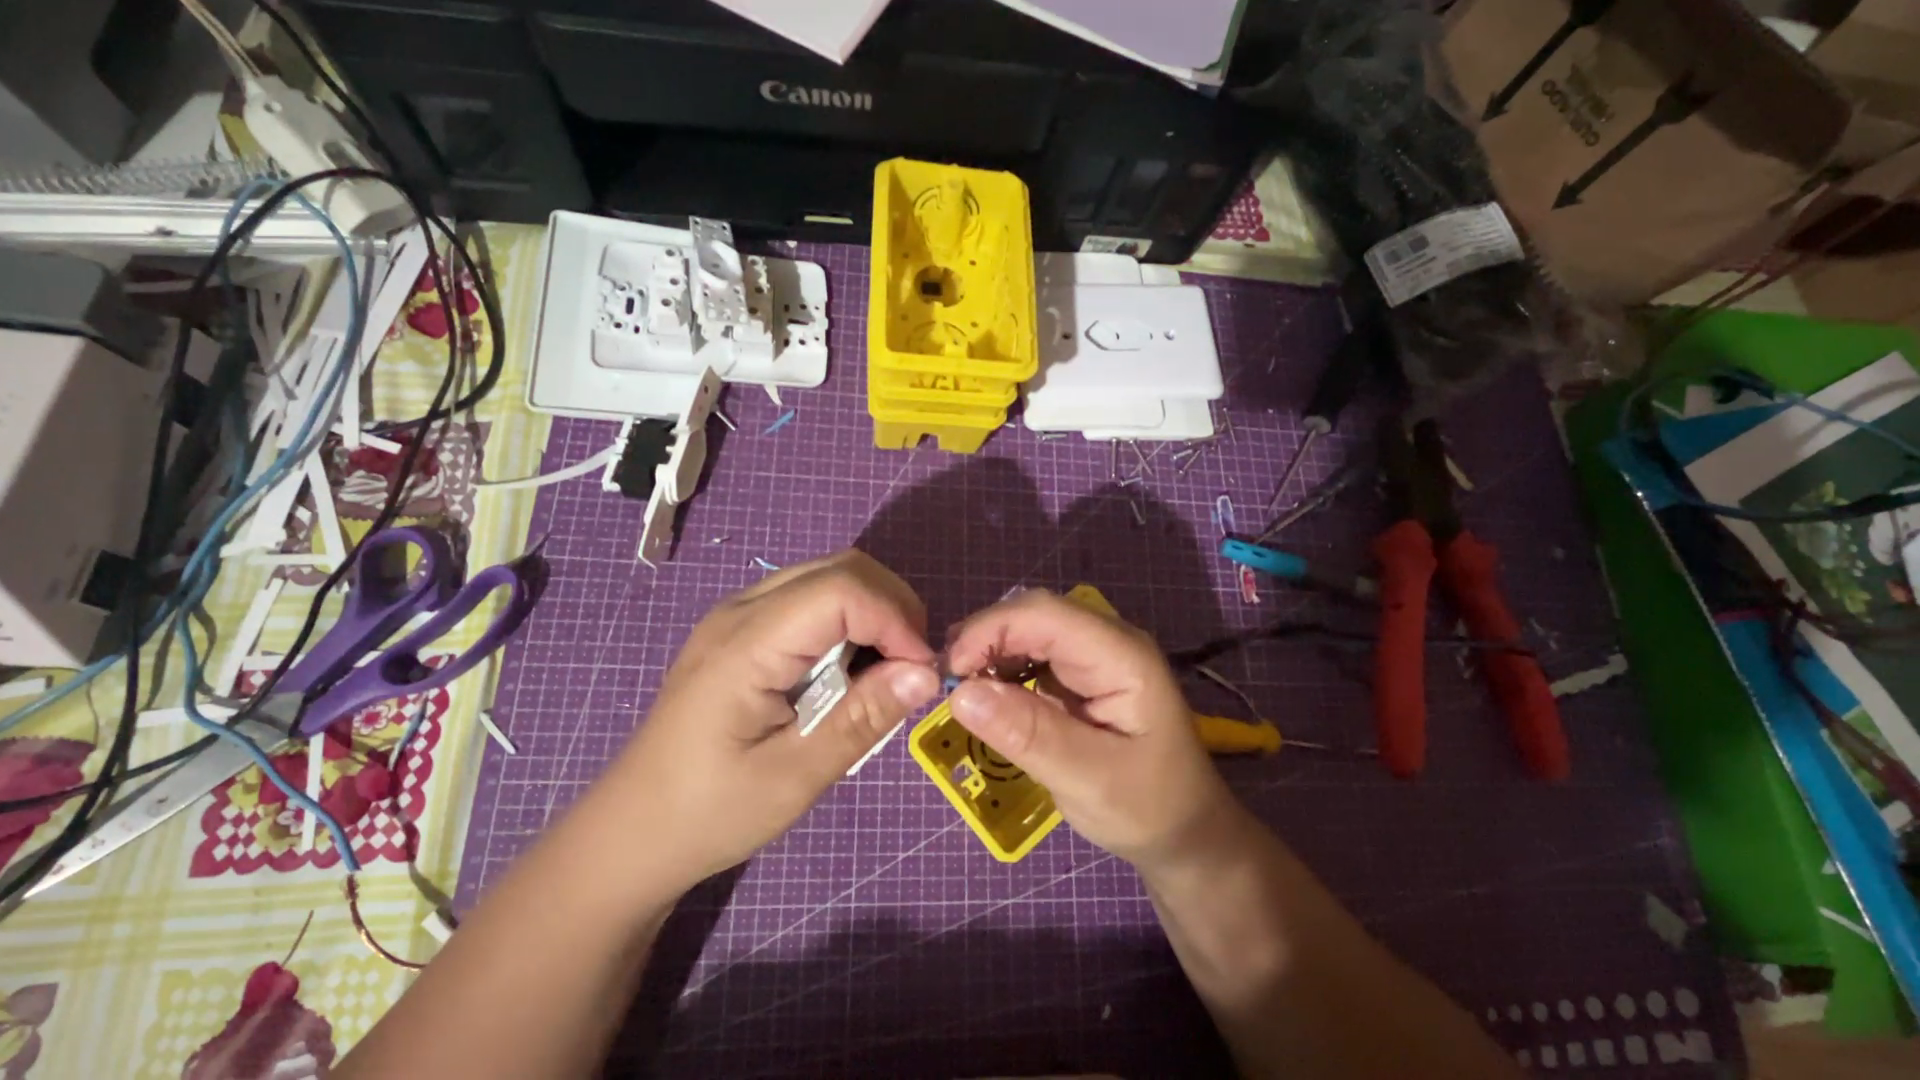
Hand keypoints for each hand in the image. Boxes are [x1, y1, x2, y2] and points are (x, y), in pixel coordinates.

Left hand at [605, 551, 939, 890]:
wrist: (633, 832)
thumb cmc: (710, 813)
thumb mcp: (794, 777)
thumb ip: (861, 718)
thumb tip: (927, 673)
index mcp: (747, 643)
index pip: (842, 588)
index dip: (896, 618)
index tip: (923, 673)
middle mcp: (740, 611)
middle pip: (839, 570)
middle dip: (892, 609)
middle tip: (913, 672)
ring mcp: (735, 617)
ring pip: (826, 580)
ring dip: (871, 615)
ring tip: (885, 677)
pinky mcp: (738, 634)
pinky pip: (806, 603)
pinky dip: (845, 625)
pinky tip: (846, 677)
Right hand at [942, 589, 1239, 869]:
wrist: (1186, 834)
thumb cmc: (1147, 808)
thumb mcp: (1087, 779)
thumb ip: (1028, 734)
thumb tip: (960, 693)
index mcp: (1120, 655)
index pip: (1043, 614)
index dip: (989, 630)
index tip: (948, 674)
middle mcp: (1108, 643)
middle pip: (1034, 616)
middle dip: (984, 640)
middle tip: (944, 685)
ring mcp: (1096, 658)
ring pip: (1030, 633)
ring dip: (990, 654)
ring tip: (958, 692)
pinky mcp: (1082, 678)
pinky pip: (1034, 658)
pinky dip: (1003, 672)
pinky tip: (986, 699)